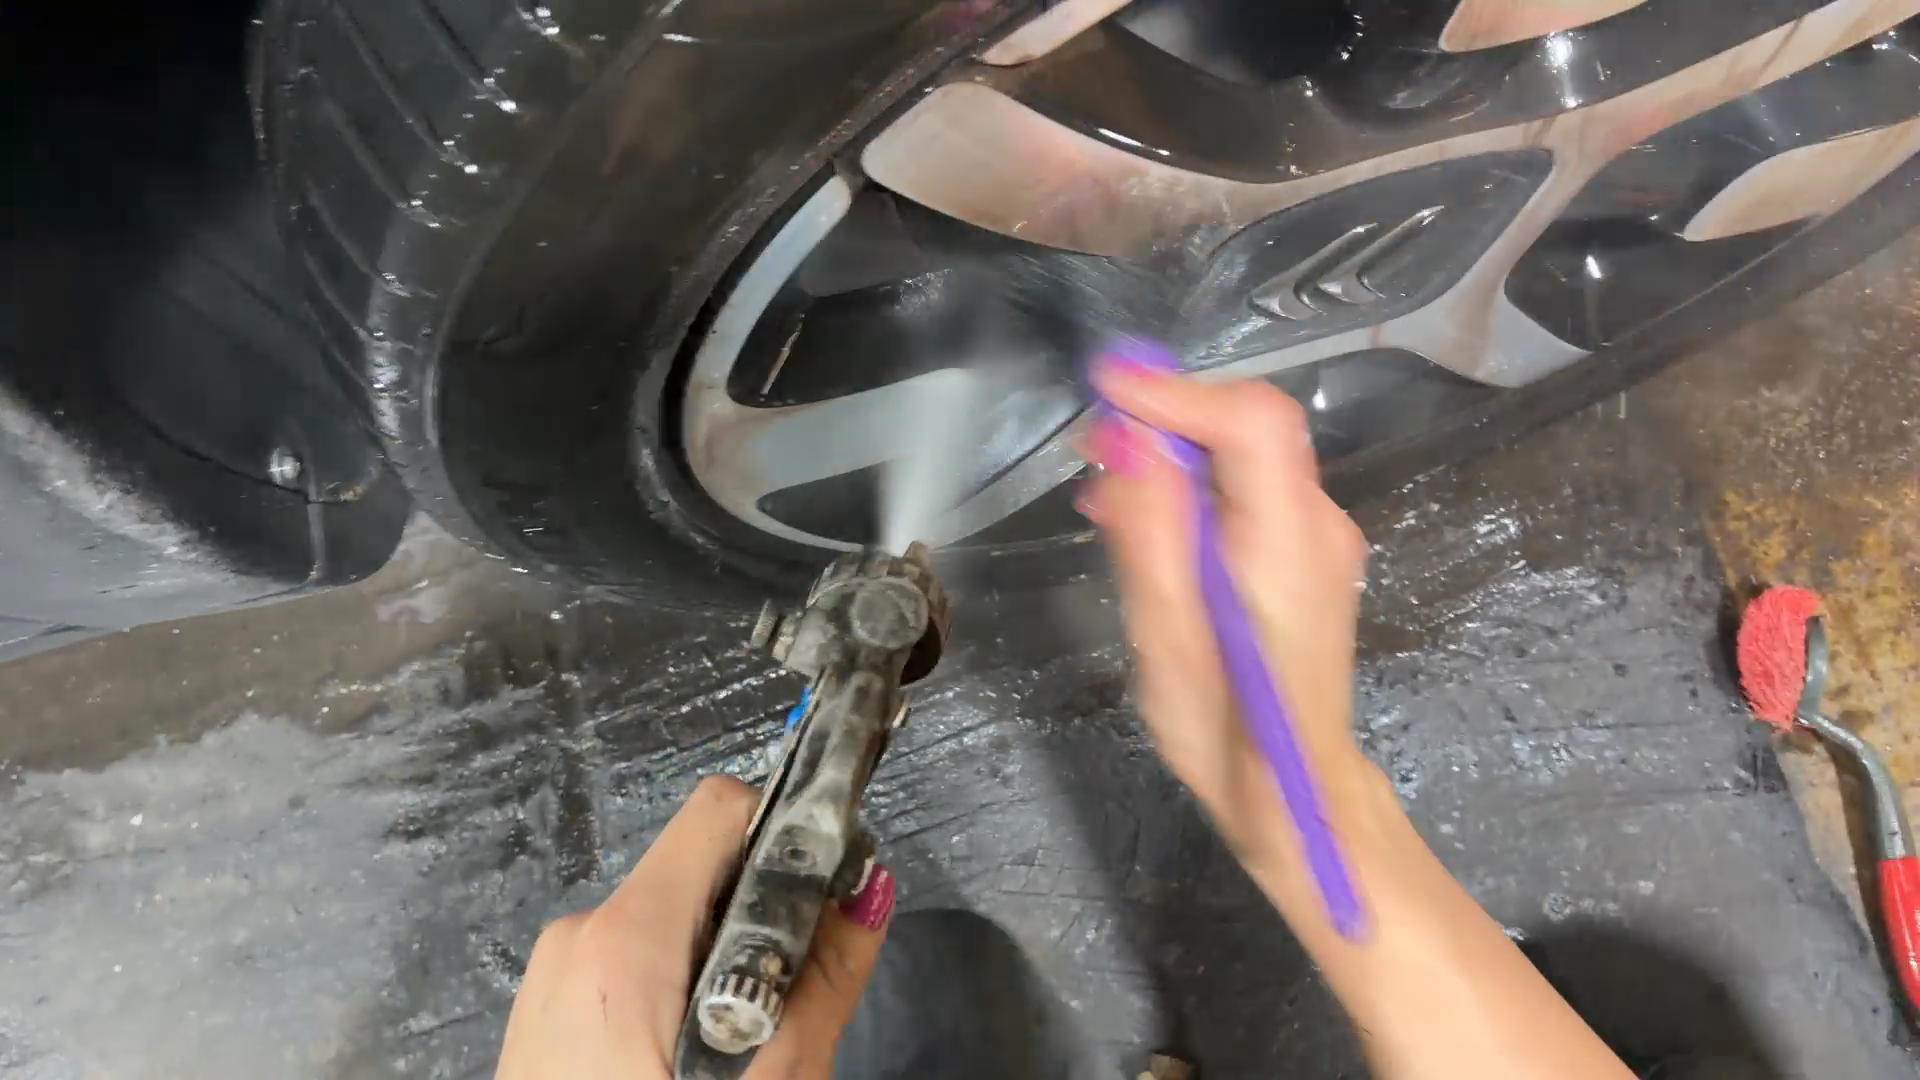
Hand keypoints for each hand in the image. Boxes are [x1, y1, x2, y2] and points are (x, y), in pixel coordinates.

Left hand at [496, 776, 896, 1079]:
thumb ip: (827, 974)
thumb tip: (872, 883)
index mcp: (625, 936)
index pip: (718, 809)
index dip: (784, 827)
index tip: (824, 880)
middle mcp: (579, 933)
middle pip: (700, 866)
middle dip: (762, 907)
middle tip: (792, 986)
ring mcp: (553, 974)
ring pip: (674, 915)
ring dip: (727, 951)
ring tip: (740, 1044)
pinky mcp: (544, 1011)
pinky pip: (637, 957)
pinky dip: (683, 981)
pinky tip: (689, 1058)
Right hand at [1079, 359, 1375, 908]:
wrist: (1291, 788)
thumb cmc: (1221, 731)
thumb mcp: (1164, 638)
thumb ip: (1151, 535)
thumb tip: (1129, 443)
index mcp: (1285, 548)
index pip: (1251, 425)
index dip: (1177, 393)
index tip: (1106, 385)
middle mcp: (1318, 526)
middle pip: (1250, 428)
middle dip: (1166, 419)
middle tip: (1094, 449)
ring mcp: (1321, 537)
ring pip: (1246, 455)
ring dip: (1174, 452)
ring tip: (1106, 491)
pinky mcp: (1306, 552)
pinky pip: (1248, 489)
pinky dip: (1194, 483)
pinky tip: (1147, 516)